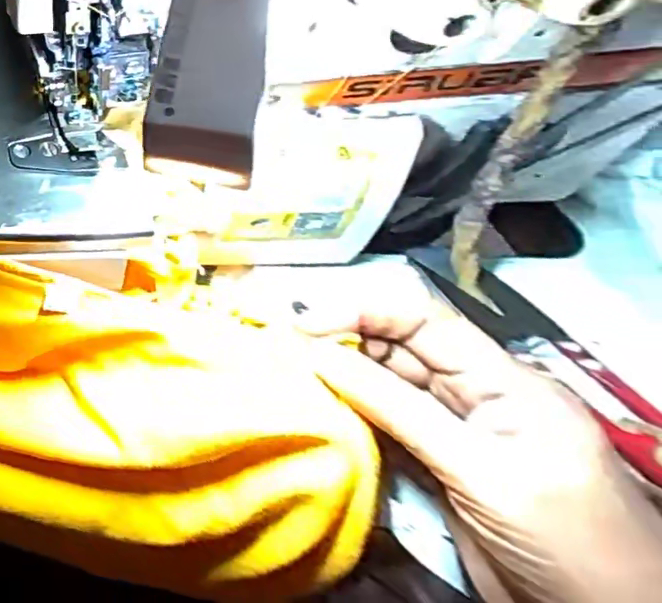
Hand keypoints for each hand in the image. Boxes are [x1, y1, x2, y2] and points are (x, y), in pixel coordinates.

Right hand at [299, 282, 661, 602]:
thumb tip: (316, 355)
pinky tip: (311, 409)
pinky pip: (374, 420)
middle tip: (282, 351)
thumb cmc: (583, 554)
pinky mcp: (430, 462)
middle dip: (334, 342)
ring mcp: (452, 432)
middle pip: (390, 348)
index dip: (359, 311)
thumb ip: (399, 409)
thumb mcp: (487, 474)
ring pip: (375, 382)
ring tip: (286, 376)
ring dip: (330, 377)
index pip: (420, 319)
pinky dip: (339, 411)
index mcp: (508, 387)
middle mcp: (476, 399)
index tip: (304, 325)